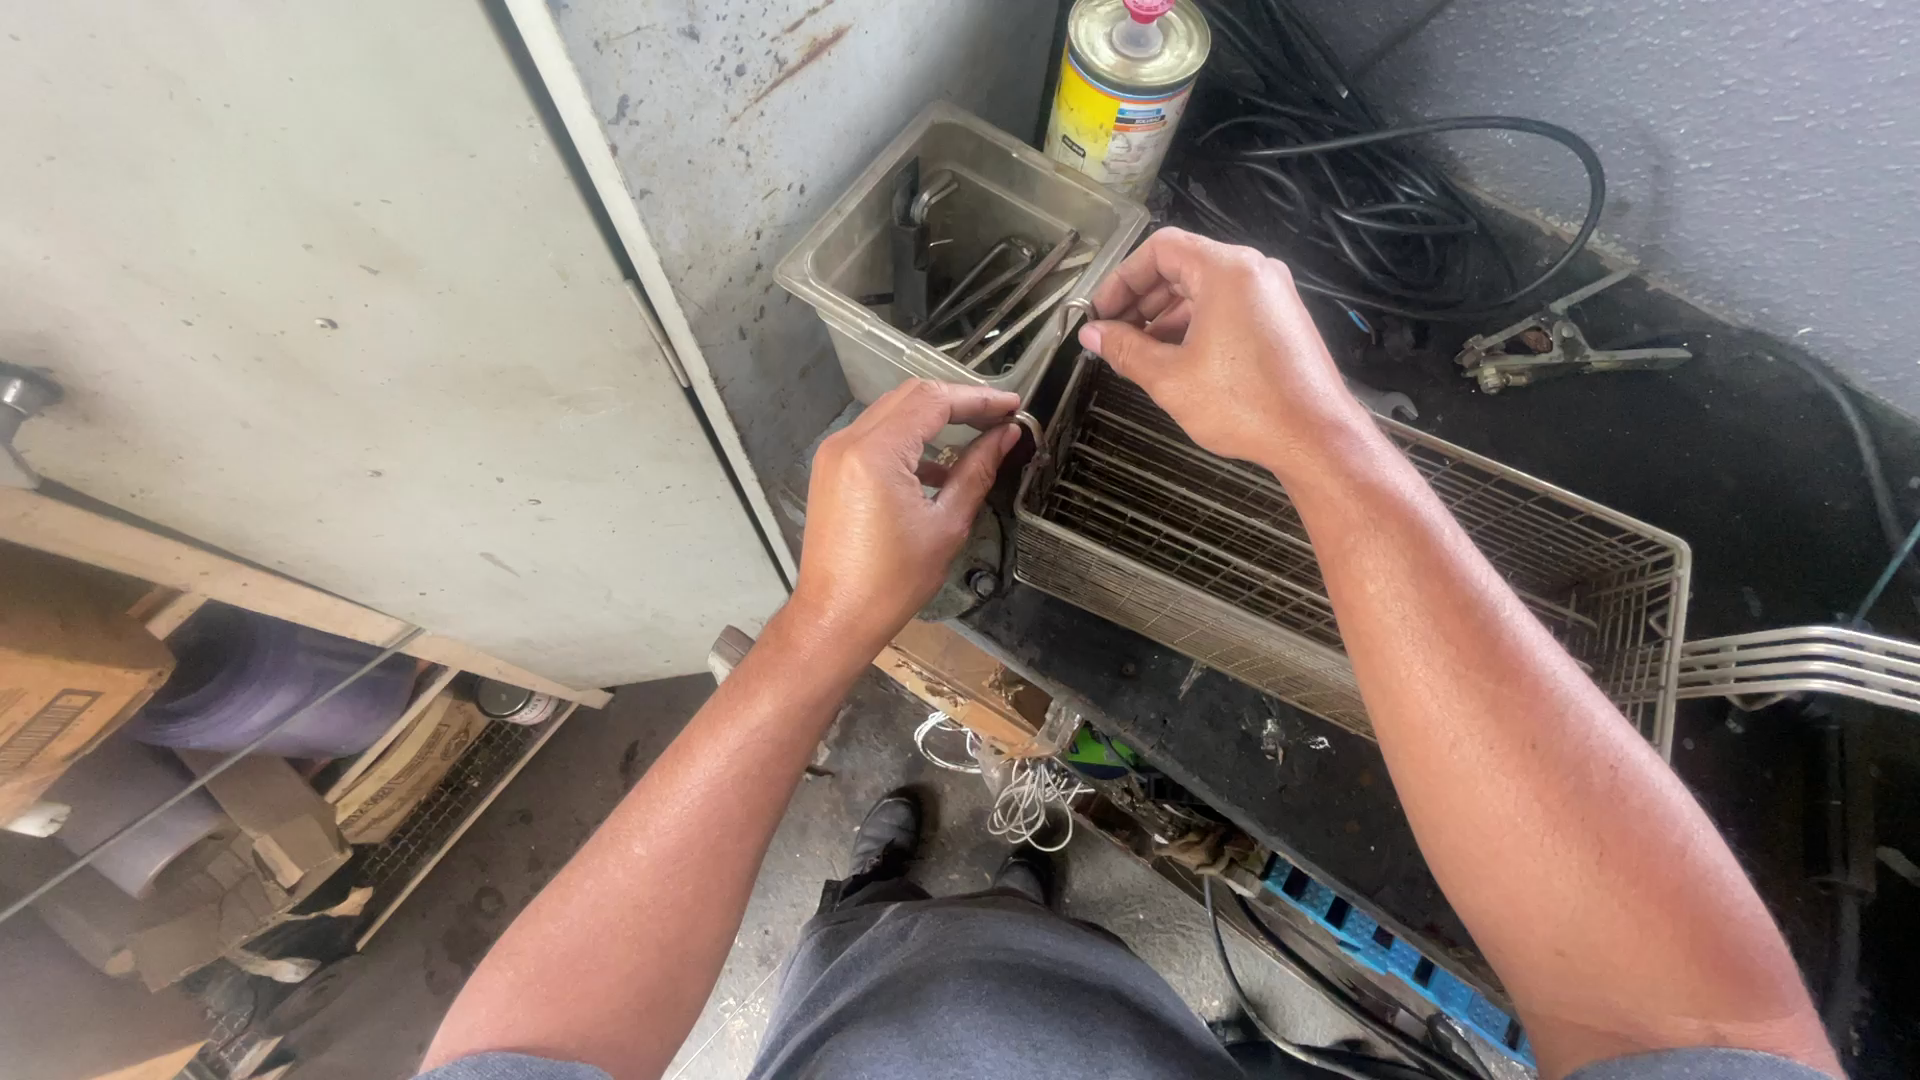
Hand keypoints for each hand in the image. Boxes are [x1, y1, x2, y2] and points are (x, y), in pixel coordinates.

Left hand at [789, 379, 1020, 653]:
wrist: (836, 616)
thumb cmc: (893, 582)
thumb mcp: (946, 524)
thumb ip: (977, 470)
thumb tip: (1006, 436)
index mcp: (876, 453)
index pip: (934, 401)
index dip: (979, 399)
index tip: (1013, 405)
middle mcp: (848, 441)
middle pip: (911, 397)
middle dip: (958, 402)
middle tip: (998, 416)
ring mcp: (834, 453)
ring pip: (892, 412)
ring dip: (933, 418)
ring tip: (976, 435)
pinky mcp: (831, 469)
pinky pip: (875, 437)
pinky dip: (908, 440)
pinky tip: (938, 467)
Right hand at [1077, 228, 1371, 477]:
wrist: (1312, 436)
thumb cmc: (1246, 404)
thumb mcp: (1169, 377)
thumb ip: (1125, 350)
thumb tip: (1094, 335)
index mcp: (1226, 271)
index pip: (1159, 249)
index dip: (1121, 279)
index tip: (1101, 312)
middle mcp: (1253, 272)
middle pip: (1181, 267)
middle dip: (1140, 300)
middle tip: (1113, 334)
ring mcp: (1269, 295)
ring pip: (1202, 291)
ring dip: (1164, 317)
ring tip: (1138, 354)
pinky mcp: (1277, 320)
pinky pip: (1225, 309)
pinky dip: (1193, 327)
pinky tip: (1174, 361)